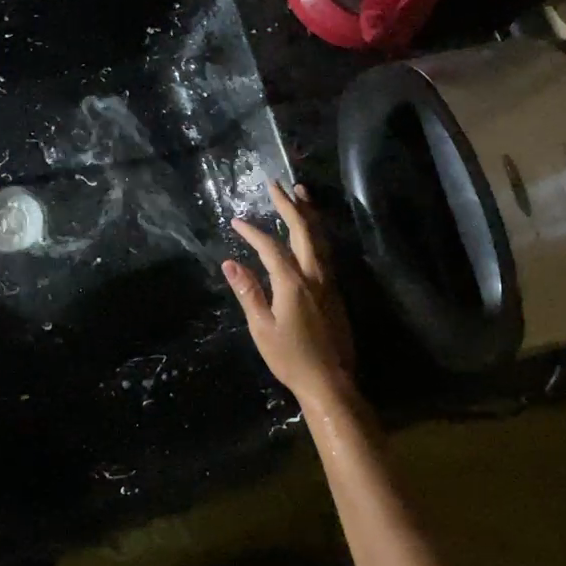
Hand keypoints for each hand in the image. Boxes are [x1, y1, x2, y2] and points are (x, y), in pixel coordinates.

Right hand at [223, 182, 358, 409]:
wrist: (330, 381)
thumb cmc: (290, 358)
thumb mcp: (261, 328)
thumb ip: (248, 292)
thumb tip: (229, 264)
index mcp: (293, 283)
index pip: (271, 247)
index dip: (252, 232)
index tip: (236, 222)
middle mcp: (315, 275)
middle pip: (303, 231)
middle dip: (289, 205)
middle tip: (277, 185)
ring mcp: (329, 282)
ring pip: (320, 238)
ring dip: (309, 213)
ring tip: (300, 192)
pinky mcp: (336, 291)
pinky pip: (326, 251)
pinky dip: (317, 232)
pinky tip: (311, 230)